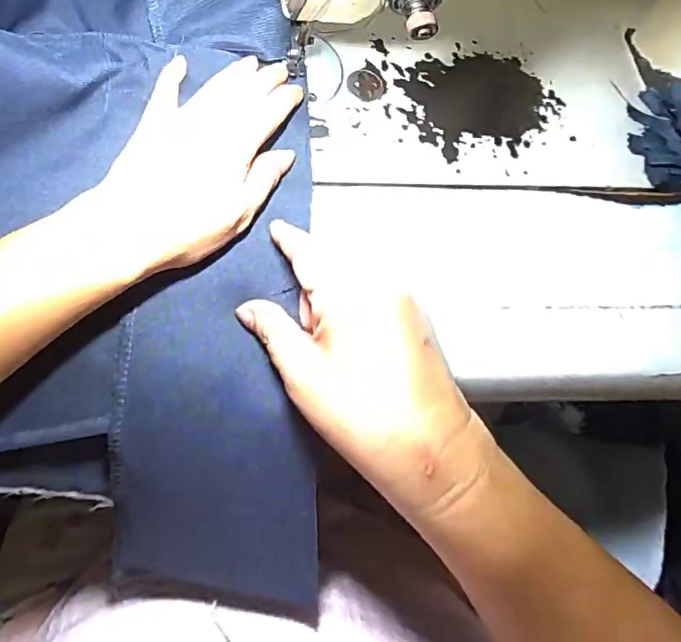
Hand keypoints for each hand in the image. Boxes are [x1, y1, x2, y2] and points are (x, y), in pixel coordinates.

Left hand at [85, 54, 302, 277]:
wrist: (127, 227)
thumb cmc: (186, 228)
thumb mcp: (238, 214)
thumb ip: (263, 179)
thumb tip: (284, 155)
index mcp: (237, 146)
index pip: (268, 112)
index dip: (284, 98)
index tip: (295, 90)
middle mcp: (211, 124)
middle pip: (243, 94)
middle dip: (264, 78)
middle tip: (279, 69)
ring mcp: (180, 120)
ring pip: (213, 88)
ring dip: (233, 74)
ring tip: (248, 63)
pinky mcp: (152, 124)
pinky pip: (165, 92)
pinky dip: (172, 76)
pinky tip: (179, 64)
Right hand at [237, 221, 490, 522]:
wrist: (432, 450)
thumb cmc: (366, 417)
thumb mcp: (302, 373)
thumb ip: (272, 329)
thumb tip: (249, 308)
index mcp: (347, 289)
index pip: (308, 250)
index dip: (287, 239)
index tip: (275, 230)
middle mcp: (378, 282)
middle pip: (331, 261)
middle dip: (310, 282)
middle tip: (302, 330)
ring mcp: (401, 296)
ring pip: (353, 277)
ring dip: (334, 295)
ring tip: (330, 347)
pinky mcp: (414, 313)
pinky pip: (373, 290)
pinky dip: (355, 303)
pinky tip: (353, 347)